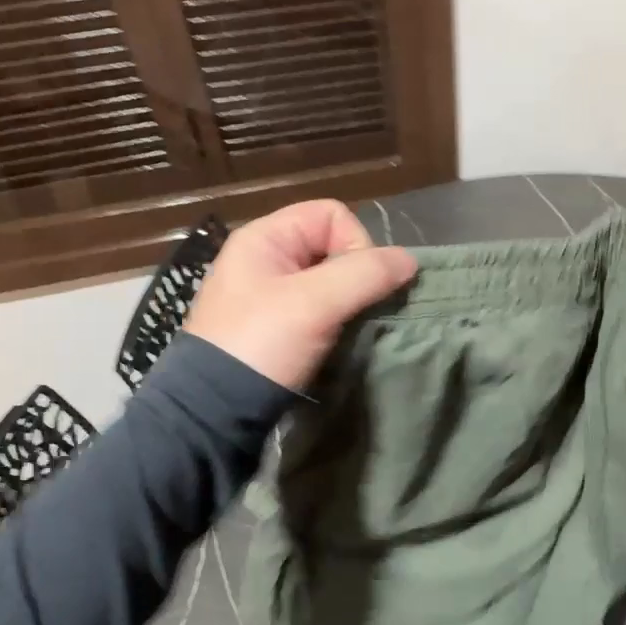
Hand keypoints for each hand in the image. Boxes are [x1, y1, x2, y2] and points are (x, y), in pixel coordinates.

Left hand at [184, 199, 416, 389]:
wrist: (215, 410)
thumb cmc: (261, 344)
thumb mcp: (314, 303)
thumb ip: (365, 274)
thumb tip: (410, 261)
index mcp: (264, 238)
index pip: (332, 214)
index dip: (356, 243)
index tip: (359, 285)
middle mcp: (266, 260)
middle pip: (333, 247)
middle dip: (357, 276)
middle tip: (357, 310)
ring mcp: (269, 296)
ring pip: (329, 282)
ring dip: (349, 303)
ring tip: (350, 329)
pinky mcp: (276, 329)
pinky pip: (319, 311)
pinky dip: (336, 322)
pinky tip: (338, 343)